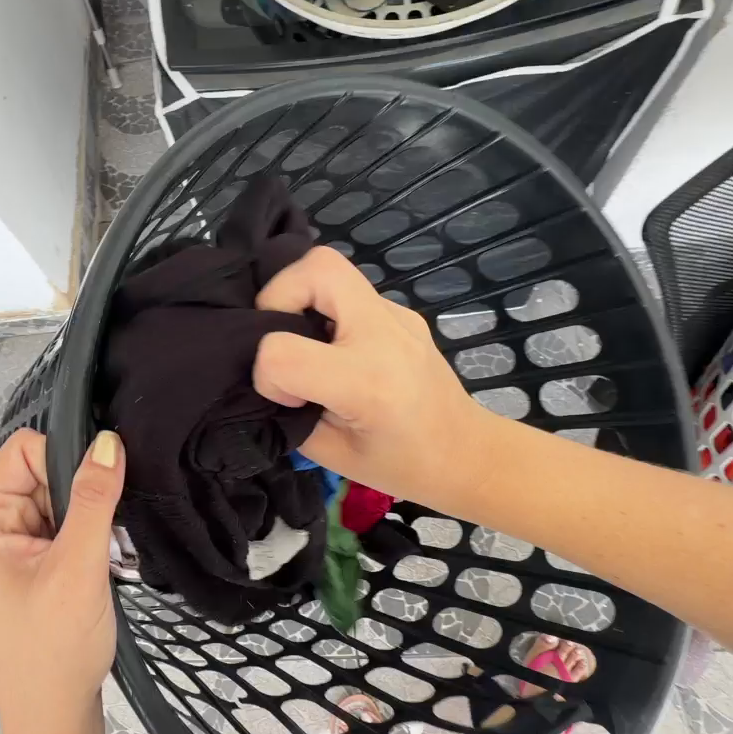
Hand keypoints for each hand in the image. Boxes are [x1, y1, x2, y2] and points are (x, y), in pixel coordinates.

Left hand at [0, 427, 125, 720]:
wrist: (57, 719)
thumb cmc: (55, 648)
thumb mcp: (76, 569)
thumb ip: (93, 500)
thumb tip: (108, 440)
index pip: (22, 451)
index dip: (62, 459)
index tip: (94, 493)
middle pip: (42, 470)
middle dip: (79, 492)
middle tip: (102, 532)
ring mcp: (16, 545)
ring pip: (61, 496)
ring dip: (89, 516)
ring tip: (102, 552)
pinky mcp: (39, 562)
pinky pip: (68, 522)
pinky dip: (91, 534)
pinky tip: (102, 559)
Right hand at [252, 246, 487, 508]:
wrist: (468, 455)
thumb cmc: (401, 466)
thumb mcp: (330, 454)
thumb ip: (289, 415)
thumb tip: (263, 381)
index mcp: (365, 382)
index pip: (281, 352)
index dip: (267, 376)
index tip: (291, 400)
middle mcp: (383, 334)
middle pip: (316, 268)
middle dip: (278, 295)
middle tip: (280, 335)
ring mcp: (396, 315)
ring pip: (330, 268)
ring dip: (301, 297)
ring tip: (306, 341)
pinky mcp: (400, 311)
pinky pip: (347, 292)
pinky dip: (325, 310)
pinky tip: (333, 348)